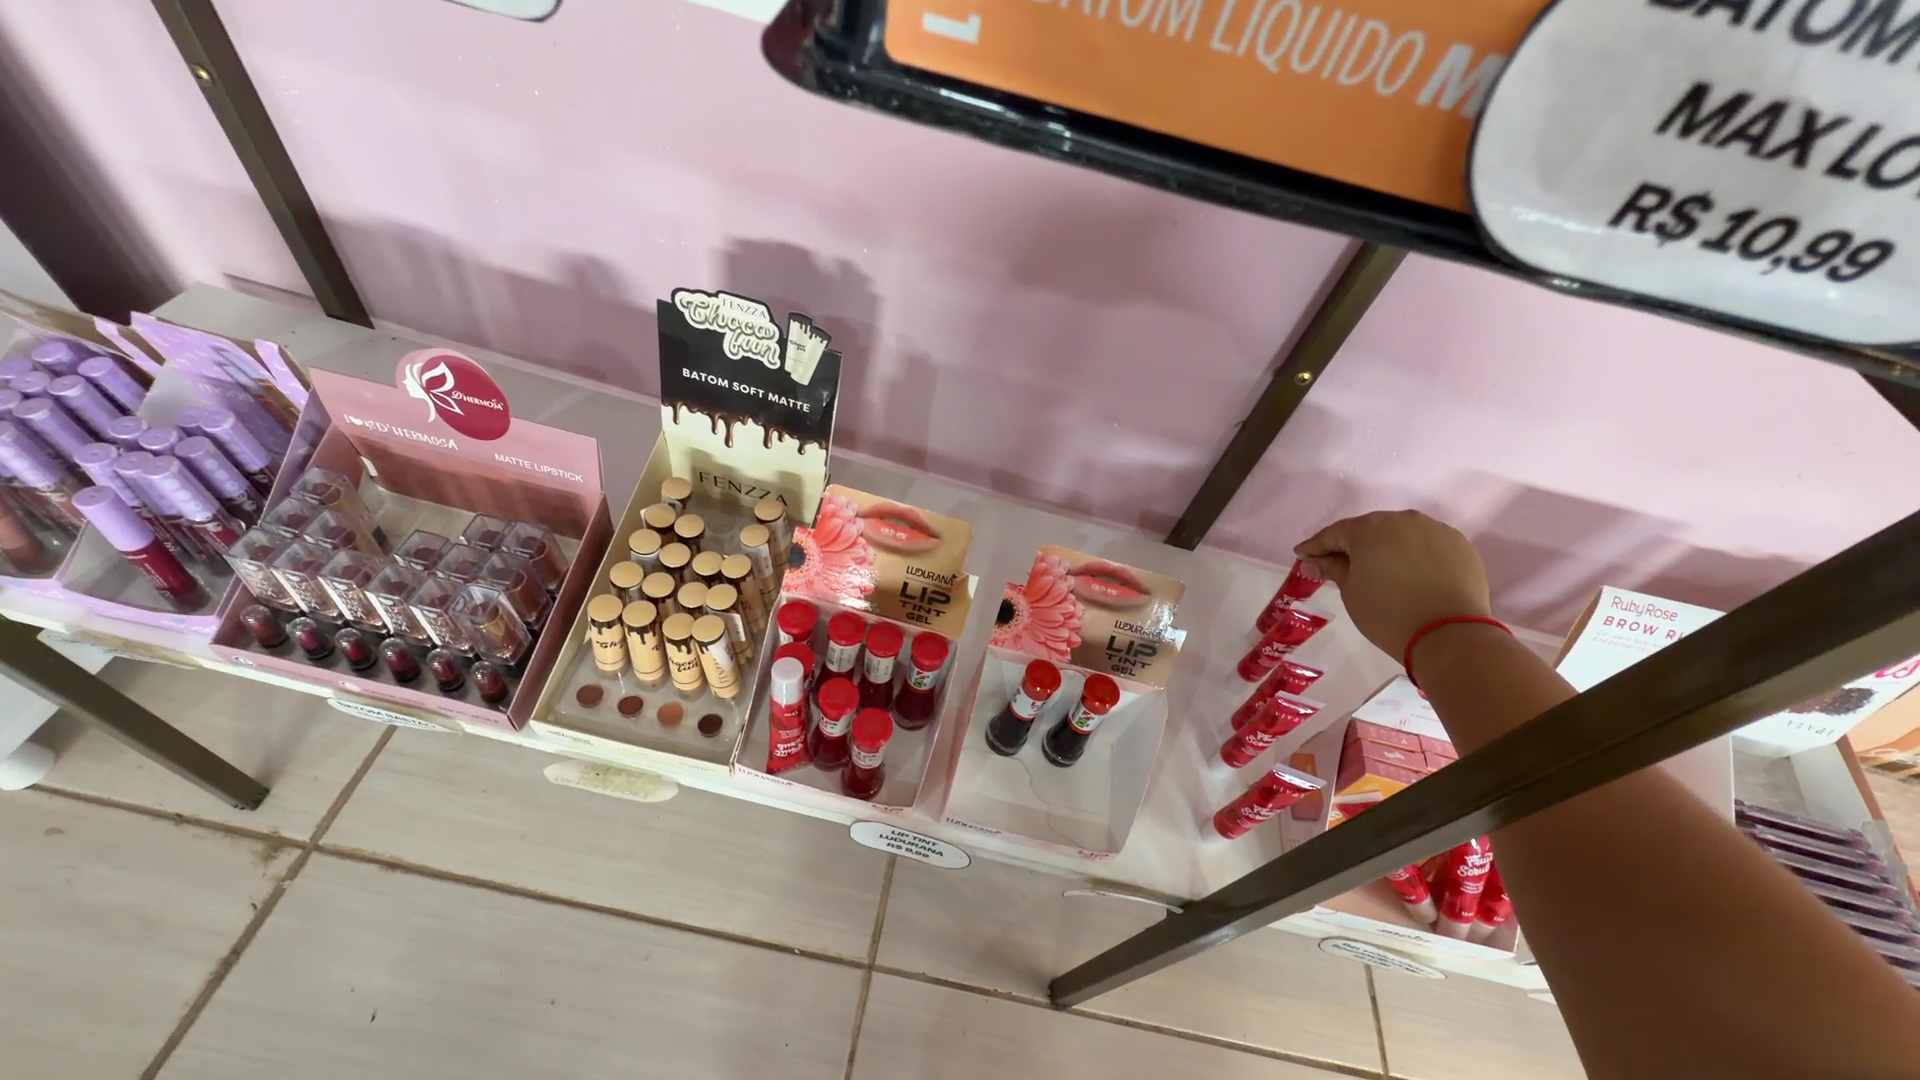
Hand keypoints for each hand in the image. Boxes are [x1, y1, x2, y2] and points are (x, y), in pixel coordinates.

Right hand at [1295, 510, 1491, 658]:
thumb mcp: (1351, 591)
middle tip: (1337, 562)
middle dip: (1352, 545)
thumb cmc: (1387, 613)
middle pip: (1370, 529)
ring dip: (1385, 547)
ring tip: (1376, 567)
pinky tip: (1409, 573)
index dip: (1316, 546)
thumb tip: (1314, 561)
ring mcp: (1436, 530)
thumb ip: (1333, 568)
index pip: (1335, 533)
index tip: (1302, 556)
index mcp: (1371, 528)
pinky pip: (1427, 545)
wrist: (1449, 635)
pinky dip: (1414, 555)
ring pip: (1401, 534)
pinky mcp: (1460, 546)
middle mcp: (1404, 519)